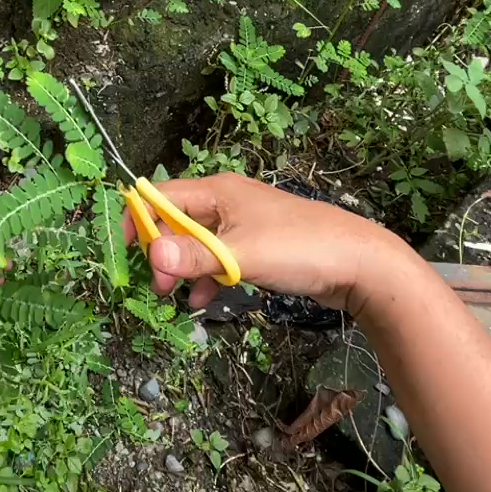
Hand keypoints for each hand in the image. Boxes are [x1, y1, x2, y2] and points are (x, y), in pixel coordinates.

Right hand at [123, 172, 419, 313]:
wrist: (363, 263)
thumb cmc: (299, 248)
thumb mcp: (241, 255)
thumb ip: (195, 257)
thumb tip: (152, 254)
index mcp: (218, 191)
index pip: (163, 196)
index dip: (140, 219)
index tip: (127, 250)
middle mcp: (226, 200)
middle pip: (177, 220)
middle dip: (162, 251)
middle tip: (160, 285)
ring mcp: (243, 223)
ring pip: (198, 241)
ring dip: (183, 266)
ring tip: (176, 297)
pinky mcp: (258, 245)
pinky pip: (220, 256)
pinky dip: (208, 276)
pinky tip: (204, 300)